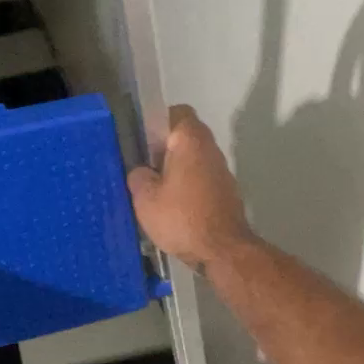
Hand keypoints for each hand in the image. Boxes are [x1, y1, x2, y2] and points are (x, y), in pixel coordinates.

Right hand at [127, 106, 257, 268]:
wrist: (222, 251)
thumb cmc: (181, 217)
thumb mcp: (145, 199)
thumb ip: (138, 177)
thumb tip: (142, 172)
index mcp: (190, 141)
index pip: (177, 112)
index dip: (158, 121)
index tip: (142, 141)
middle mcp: (210, 149)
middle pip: (185, 137)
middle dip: (163, 150)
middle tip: (143, 169)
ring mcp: (221, 172)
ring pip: (193, 160)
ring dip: (175, 171)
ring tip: (154, 193)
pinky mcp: (225, 193)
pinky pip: (200, 180)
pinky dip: (186, 188)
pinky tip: (171, 209)